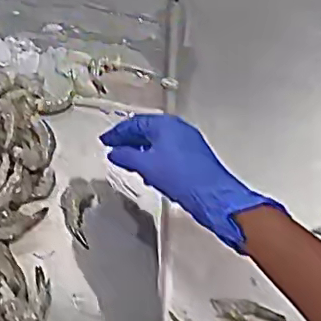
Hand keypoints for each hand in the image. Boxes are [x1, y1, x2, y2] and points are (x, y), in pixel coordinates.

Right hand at [101, 114, 279, 250]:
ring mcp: (189, 144)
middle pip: (147, 130)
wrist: (215, 198)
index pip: (134, 123)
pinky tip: (149, 171)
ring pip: (158, 142)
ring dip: (141, 150)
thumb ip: (125, 156)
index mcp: (166, 125)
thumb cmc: (183, 177)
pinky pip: (168, 152)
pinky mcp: (195, 159)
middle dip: (128, 140)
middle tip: (114, 148)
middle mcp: (179, 130)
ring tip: (128, 160)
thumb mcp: (144, 165)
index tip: (106, 140)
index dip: (117, 132)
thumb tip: (115, 153)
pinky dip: (154, 158)